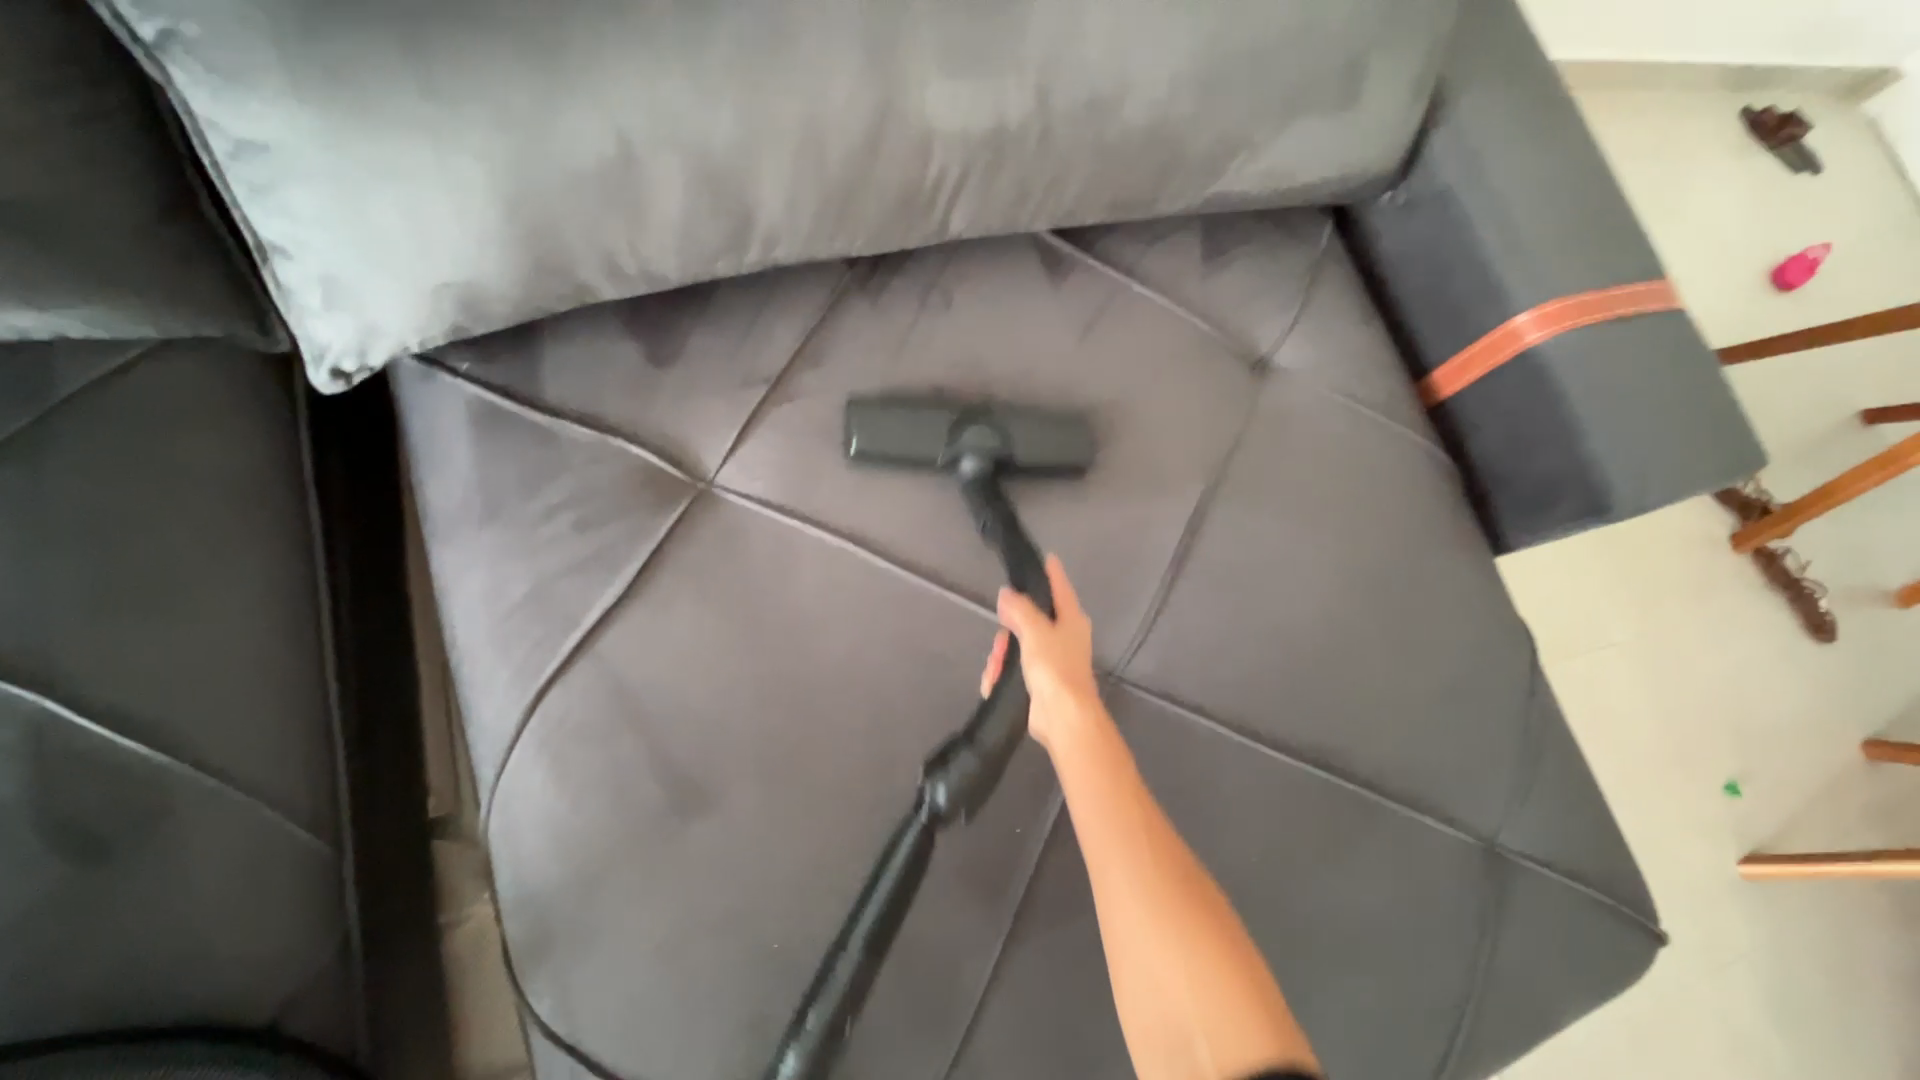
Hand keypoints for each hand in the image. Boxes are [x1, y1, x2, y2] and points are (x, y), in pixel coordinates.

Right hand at [979, 554, 1105, 750]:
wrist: (1063, 715)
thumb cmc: (1055, 666)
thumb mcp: (1035, 630)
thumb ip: (1020, 609)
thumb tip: (1006, 594)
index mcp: (1071, 620)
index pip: (1060, 588)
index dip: (1052, 573)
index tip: (1047, 558)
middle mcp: (1065, 638)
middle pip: (1031, 621)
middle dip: (1010, 629)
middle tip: (1001, 637)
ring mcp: (1053, 662)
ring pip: (1019, 647)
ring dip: (1002, 656)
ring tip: (995, 666)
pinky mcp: (1040, 684)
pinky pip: (1015, 671)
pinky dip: (1002, 675)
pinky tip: (993, 680)